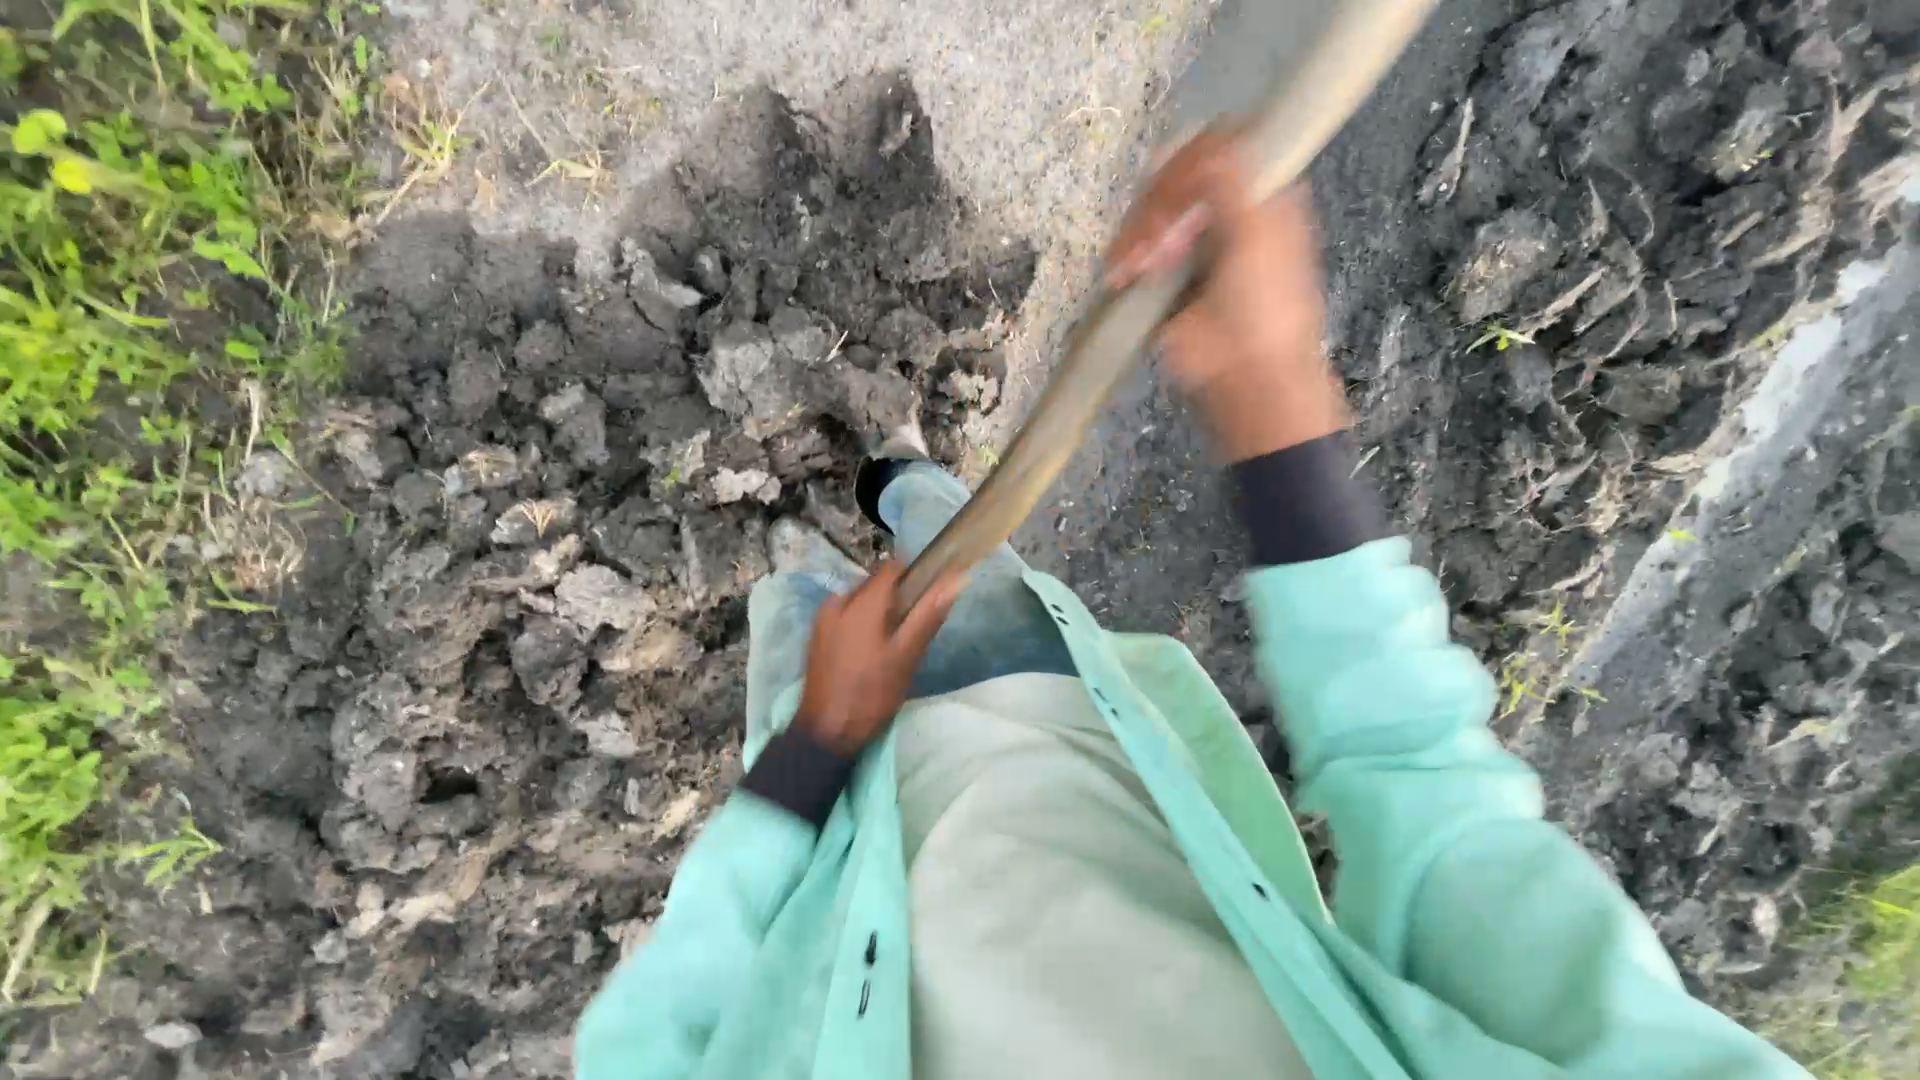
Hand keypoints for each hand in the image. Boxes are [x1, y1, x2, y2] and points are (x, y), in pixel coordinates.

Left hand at [794, 561, 964, 755]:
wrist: (826, 731)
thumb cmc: (872, 693)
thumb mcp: (907, 655)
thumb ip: (928, 614)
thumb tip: (954, 578)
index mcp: (861, 601)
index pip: (892, 567)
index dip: (914, 576)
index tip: (929, 597)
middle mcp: (837, 601)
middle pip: (875, 585)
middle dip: (896, 599)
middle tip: (912, 630)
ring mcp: (822, 620)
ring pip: (859, 602)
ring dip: (878, 613)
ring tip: (893, 646)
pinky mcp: (816, 638)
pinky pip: (845, 617)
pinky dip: (861, 625)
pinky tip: (870, 654)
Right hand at [1106, 131, 1348, 462]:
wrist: (1246, 375)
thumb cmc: (1265, 308)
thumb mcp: (1260, 235)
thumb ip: (1232, 181)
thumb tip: (1204, 144)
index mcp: (1258, 194)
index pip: (1217, 147)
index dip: (1190, 157)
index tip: (1173, 182)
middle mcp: (1221, 213)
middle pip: (1174, 177)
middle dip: (1159, 203)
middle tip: (1160, 238)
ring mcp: (1188, 244)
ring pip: (1148, 211)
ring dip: (1138, 233)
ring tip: (1139, 265)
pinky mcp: (1159, 275)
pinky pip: (1133, 247)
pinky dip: (1124, 255)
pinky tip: (1125, 273)